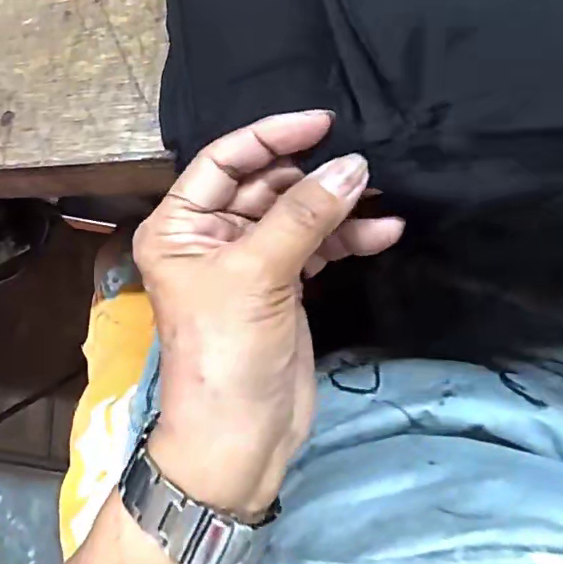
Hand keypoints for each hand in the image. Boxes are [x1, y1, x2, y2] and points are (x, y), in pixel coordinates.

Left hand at [132, 111, 404, 515]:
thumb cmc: (227, 351)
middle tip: (361, 165)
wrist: (240, 441)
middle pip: (264, 185)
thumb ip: (305, 216)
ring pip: (294, 214)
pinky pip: (313, 245)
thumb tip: (353, 164)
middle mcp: (209, 235)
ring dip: (335, 206)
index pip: (224, 160)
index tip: (321, 121)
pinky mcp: (280, 283)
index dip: (270, 136)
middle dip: (310, 175)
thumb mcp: (259, 275)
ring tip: (380, 196)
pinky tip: (383, 230)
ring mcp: (247, 259)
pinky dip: (345, 237)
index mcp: (179, 224)